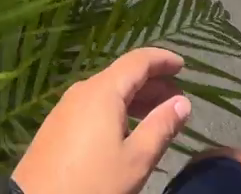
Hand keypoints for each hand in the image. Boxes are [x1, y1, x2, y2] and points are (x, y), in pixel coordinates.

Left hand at [12, 47, 193, 193]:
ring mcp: (67, 106)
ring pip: (108, 91)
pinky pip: (94, 105)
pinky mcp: (57, 125)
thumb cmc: (92, 183)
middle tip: (177, 98)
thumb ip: (161, 127)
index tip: (183, 66)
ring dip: (135, 98)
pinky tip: (125, 129)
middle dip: (152, 83)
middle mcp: (84, 89)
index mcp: (104, 90)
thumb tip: (182, 102)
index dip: (163, 60)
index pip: (139, 60)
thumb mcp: (135, 161)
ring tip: (157, 114)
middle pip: (123, 75)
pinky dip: (116, 108)